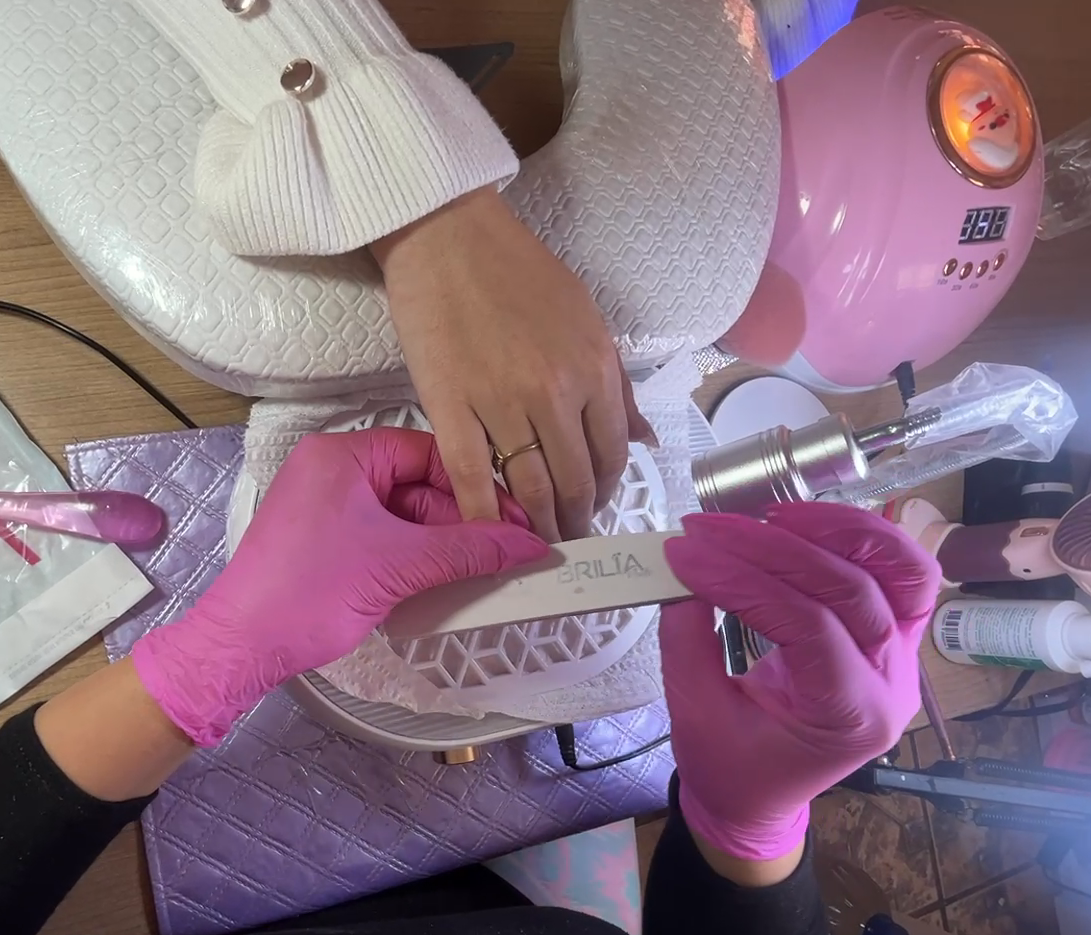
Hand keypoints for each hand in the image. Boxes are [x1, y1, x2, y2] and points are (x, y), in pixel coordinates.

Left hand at [131, 429, 548, 745]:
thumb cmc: (306, 595)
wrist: (244, 646)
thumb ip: (468, 550)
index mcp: (342, 455)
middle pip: (418, 486)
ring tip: (481, 570)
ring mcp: (328, 506)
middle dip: (461, 522)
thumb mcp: (399, 566)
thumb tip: (526, 544)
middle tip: (507, 550)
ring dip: (440, 544)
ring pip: (404, 516)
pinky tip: (443, 579)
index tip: (513, 518)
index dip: (476, 487)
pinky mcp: (327, 539)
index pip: (429, 453)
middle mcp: (333, 471)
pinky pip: (384, 536)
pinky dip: (414, 557)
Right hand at [371, 186, 652, 541]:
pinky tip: (491, 537)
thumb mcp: (586, 317)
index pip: (612, 452)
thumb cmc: (518, 271)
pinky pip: (471, 476)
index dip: (606, 490)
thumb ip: (616, 382)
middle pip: (574, 479)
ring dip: (540, 524)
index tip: (596, 507)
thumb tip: (643, 438)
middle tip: (569, 538)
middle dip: (576, 517)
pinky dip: (483, 514)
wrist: (448, 237)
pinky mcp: (450, 408)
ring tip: (540, 542)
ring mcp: (501, 404)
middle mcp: (556, 392)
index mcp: (594, 367)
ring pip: (529, 485)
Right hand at [659, 503, 940, 862]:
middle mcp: (890, 683)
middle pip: (850, 590)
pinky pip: (896, 574)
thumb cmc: (726, 765)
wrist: (758, 797)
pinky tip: (802, 523)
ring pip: (901, 572)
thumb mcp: (693, 712)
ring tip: (767, 513)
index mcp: (846, 717)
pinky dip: (857, 538)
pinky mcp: (890, 637)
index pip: (804, 626)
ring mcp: (901, 657)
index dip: (740, 581)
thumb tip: (683, 569)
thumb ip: (687, 639)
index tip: (683, 554)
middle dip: (771, 548)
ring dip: (836, 531)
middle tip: (704, 528)